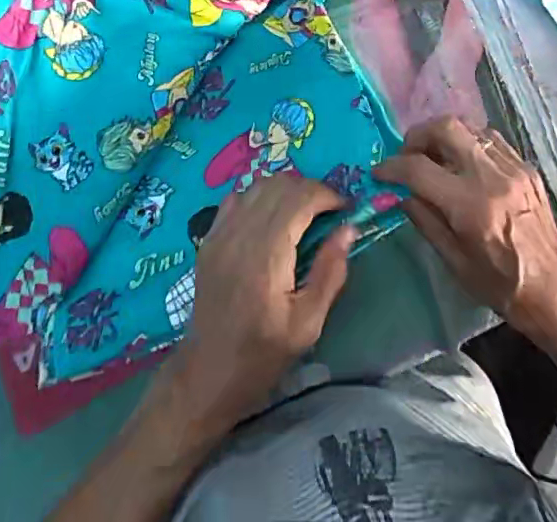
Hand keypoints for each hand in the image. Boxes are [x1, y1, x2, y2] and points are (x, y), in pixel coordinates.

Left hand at [161, 172, 354, 428]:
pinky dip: (259, 197)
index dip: (328, 195)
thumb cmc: (262, 355)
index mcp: (266, 254)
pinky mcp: (209, 238)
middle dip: (310, 189)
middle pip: (279, 184)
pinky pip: (237, 198)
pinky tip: (271, 219)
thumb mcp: (308, 322)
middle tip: (330, 211)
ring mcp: (220, 232)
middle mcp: (240, 233)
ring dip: (286, 190)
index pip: (299, 197)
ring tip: (305, 213)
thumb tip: (349, 229)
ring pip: (257, 185)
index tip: (347, 209)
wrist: (207, 373)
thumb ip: (329, 270)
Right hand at [375, 117, 556, 351]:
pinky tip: (463, 164)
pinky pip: (490, 140)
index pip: (418, 168)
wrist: (555, 292)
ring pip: (469, 127)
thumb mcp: (452, 259)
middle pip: (446, 128)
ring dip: (444, 137)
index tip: (379, 173)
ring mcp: (514, 169)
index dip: (391, 167)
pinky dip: (469, 144)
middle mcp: (493, 178)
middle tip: (408, 155)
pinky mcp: (526, 169)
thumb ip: (423, 218)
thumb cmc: (499, 284)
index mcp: (471, 206)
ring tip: (434, 158)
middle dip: (417, 136)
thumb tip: (400, 191)